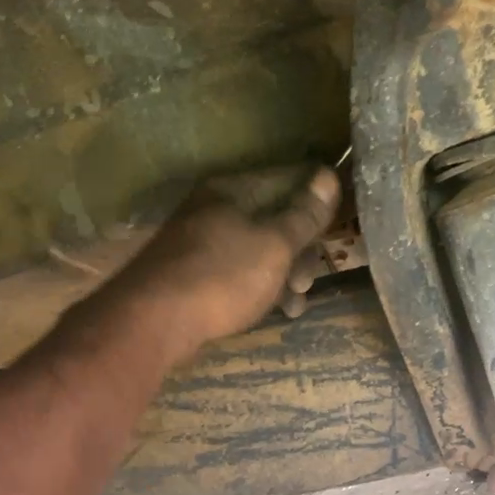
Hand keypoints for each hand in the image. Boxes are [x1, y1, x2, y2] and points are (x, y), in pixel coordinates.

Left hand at [86, 166, 341, 364]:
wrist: (155, 320)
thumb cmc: (222, 276)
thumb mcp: (274, 245)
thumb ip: (304, 214)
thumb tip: (328, 175)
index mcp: (234, 190)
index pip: (290, 179)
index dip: (319, 200)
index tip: (340, 228)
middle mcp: (217, 207)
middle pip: (275, 218)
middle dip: (302, 250)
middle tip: (308, 280)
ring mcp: (203, 240)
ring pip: (261, 250)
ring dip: (285, 275)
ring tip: (295, 305)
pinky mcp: (196, 273)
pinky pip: (241, 272)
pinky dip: (262, 288)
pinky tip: (275, 311)